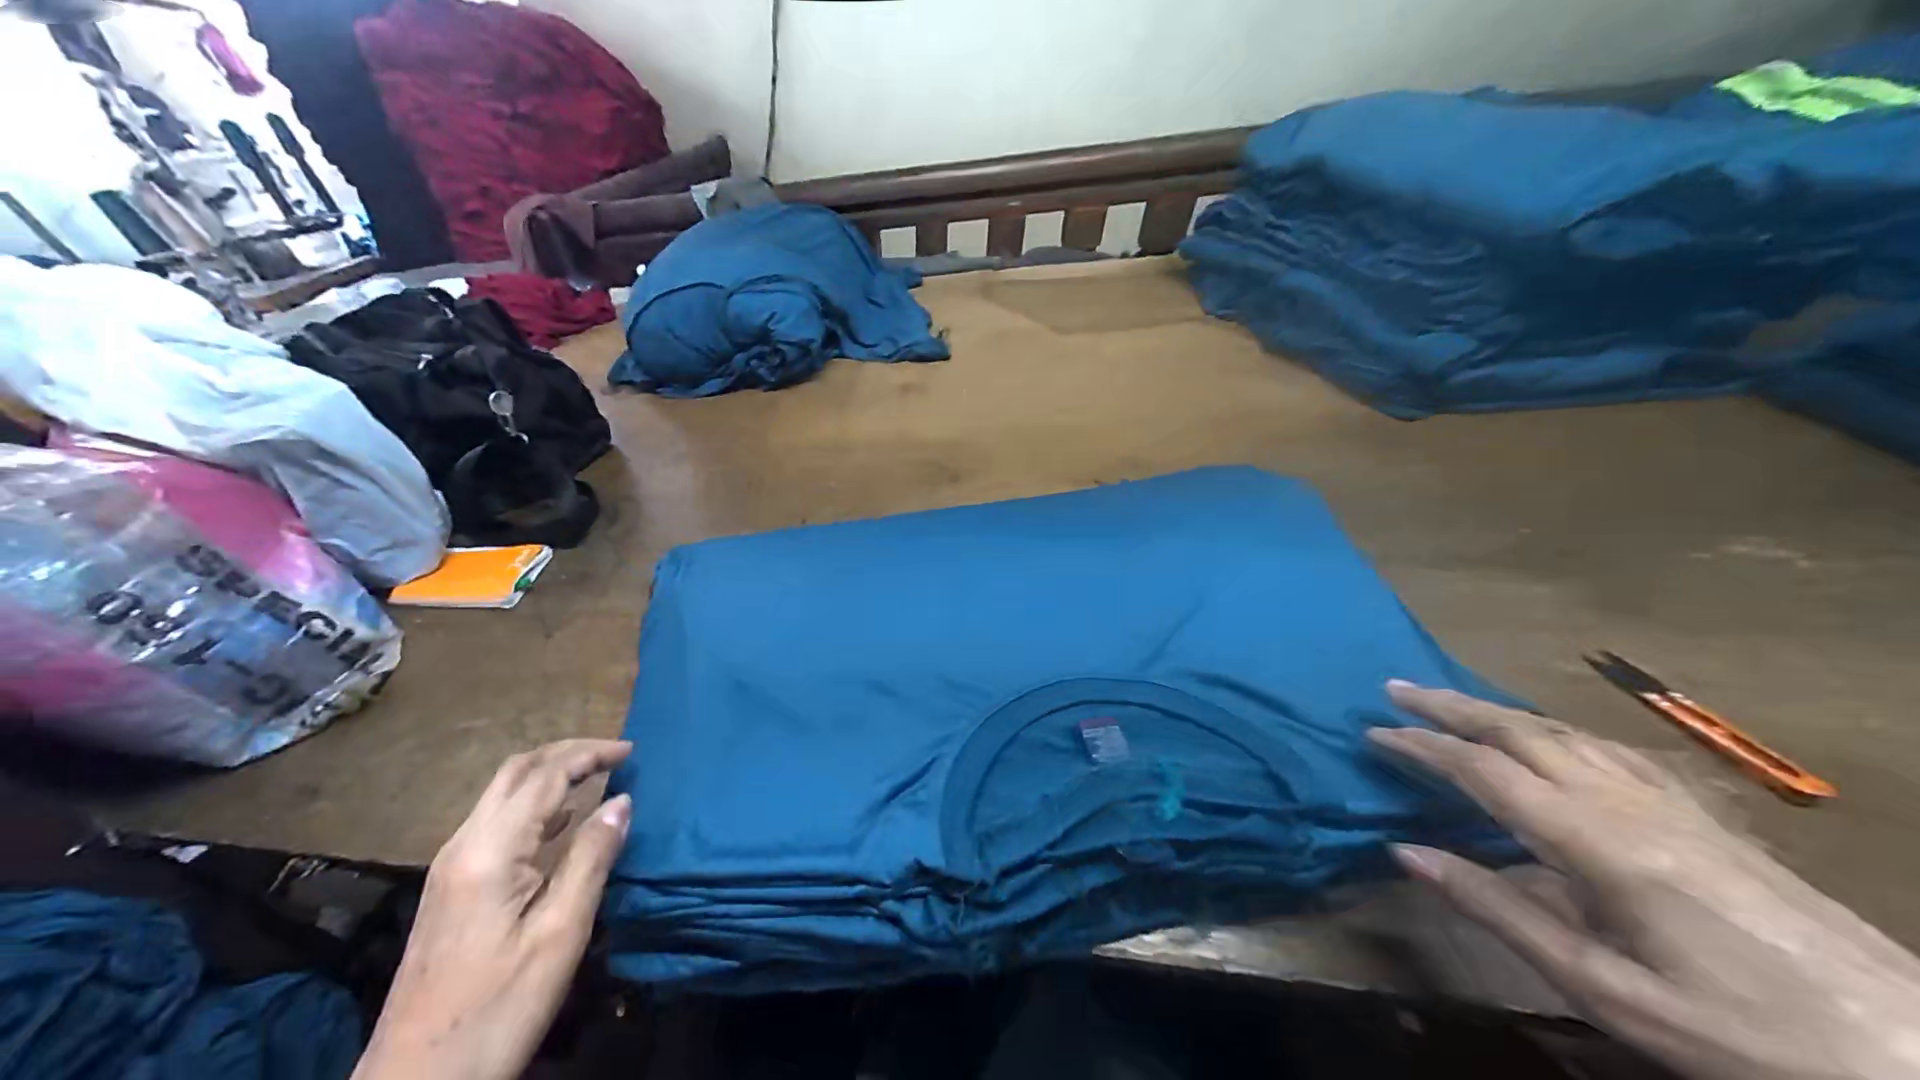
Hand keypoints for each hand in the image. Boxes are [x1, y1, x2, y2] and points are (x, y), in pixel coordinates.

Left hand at [352, 740, 632, 1079]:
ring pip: (503, 795)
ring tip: (598, 775)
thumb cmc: (498, 1008)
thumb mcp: (560, 933)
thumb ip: (591, 858)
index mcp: (489, 852)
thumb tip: (622, 801)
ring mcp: (450, 868)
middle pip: (515, 773)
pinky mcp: (451, 889)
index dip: (590, 754)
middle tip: (616, 754)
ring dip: (551, 775)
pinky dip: (536, 805)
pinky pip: (497, 823)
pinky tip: (563, 822)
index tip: (633, 751)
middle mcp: (462, 847)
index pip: (544, 777)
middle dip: (568, 753)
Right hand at [1370, 682, 1919, 1079]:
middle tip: (1394, 689)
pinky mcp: (1703, 816)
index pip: (1486, 771)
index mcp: (1600, 843)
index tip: (1374, 732)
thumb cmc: (1743, 1035)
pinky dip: (1555, 728)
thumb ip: (1501, 912)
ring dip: (1496, 710)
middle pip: (1522, 732)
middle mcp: (1629, 804)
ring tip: (1451, 704)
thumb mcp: (1606, 990)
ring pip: (1565, 732)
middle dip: (1450, 706)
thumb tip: (1408, 852)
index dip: (1424, 746)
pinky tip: (1549, 737)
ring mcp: (1673, 804)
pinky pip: (1608, 749)